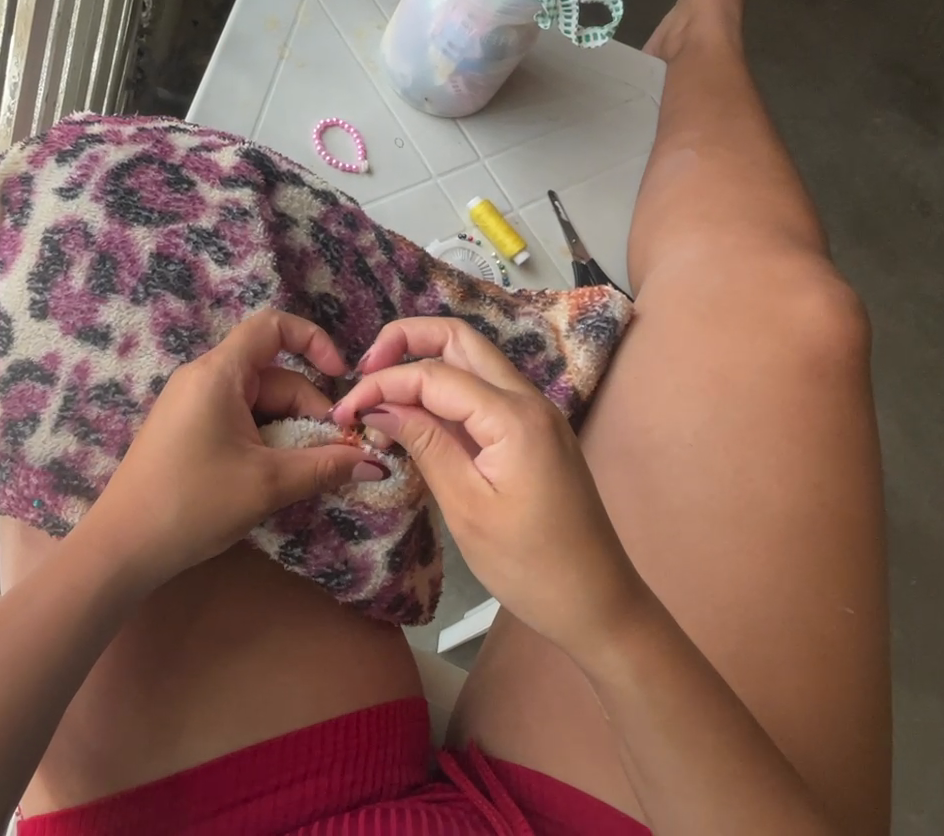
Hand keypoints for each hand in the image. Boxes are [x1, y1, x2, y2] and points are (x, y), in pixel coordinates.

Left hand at [82, 310, 386, 586]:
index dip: (313, 341)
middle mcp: (203, 379)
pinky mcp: (187, 431)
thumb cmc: (193, 503)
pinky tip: (278, 475)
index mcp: (218, 373)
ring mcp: (192, 406)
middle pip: (273, 375)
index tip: (340, 377)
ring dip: (290, 430)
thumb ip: (325, 466)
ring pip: (258, 402)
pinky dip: (266, 440)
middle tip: (336, 453)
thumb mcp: (268, 484)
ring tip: (311, 471)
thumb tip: (375, 461)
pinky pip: (238, 420)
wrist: (121, 548)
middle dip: (309, 409)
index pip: (272, 327)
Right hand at [330, 317, 647, 649]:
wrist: (598, 603)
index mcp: (513, 417)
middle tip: (364, 372)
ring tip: (382, 390)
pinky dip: (445, 389)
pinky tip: (417, 413)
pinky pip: (484, 390)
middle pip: (460, 340)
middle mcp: (529, 399)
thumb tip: (378, 407)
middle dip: (406, 341)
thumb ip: (425, 444)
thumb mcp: (466, 508)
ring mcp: (535, 413)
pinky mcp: (533, 431)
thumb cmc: (529, 565)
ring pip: (474, 359)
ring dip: (425, 362)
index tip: (345, 410)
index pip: (434, 375)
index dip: (383, 384)